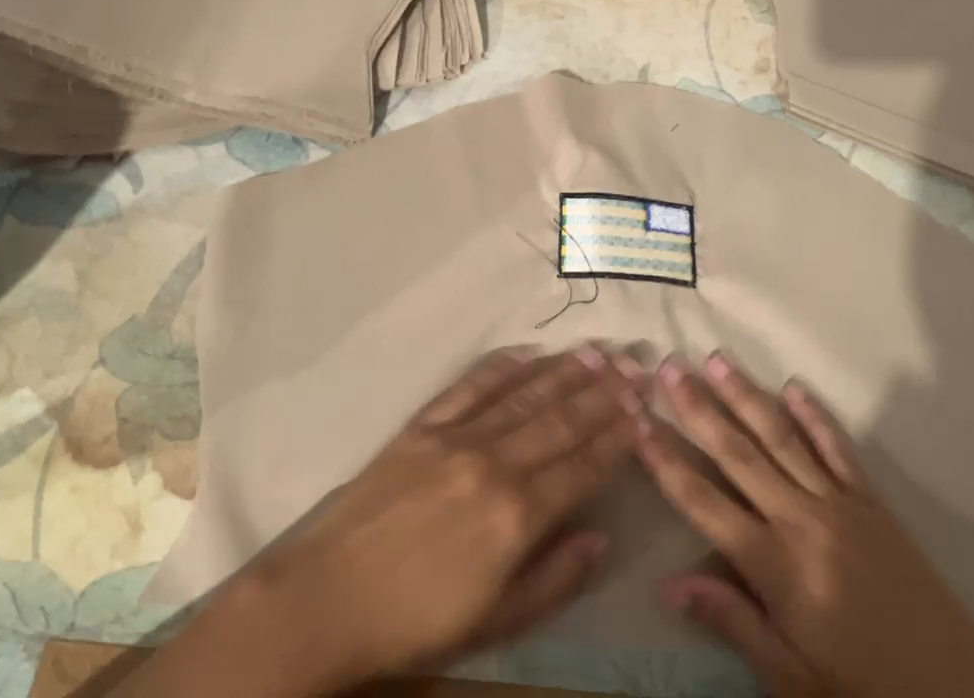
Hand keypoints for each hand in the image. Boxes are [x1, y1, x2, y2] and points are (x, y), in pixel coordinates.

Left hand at [236, 343, 642, 688]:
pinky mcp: (420, 428)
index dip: (619, 436)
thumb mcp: (498, 620)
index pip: (584, 465)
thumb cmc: (417, 620)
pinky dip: (501, 367)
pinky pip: (469, 388)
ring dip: (564, 372)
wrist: (327, 596)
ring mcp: (455, 439)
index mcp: (518, 515)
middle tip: (636, 365)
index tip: (646, 409)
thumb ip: (556, 577)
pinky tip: (527, 353)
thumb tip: (601, 537)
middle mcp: (494, 464)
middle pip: (561, 420)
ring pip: (523, 396)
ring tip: (598, 352)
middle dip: (604, 393)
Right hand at [636, 353, 973, 697]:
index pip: (703, 502)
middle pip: (738, 454)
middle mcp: (801, 520)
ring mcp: (840, 504)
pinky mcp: (872, 503)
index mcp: (773, 564)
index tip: (636, 421)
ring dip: (747, 397)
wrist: (953, 686)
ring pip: (782, 439)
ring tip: (717, 359)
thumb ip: (730, 620)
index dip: (665, 461)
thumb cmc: (858, 681)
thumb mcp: (788, 672)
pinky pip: (839, 450)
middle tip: (668, 367)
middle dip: (698, 409)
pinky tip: (794, 388)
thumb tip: (668, 585)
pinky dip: (815, 417)